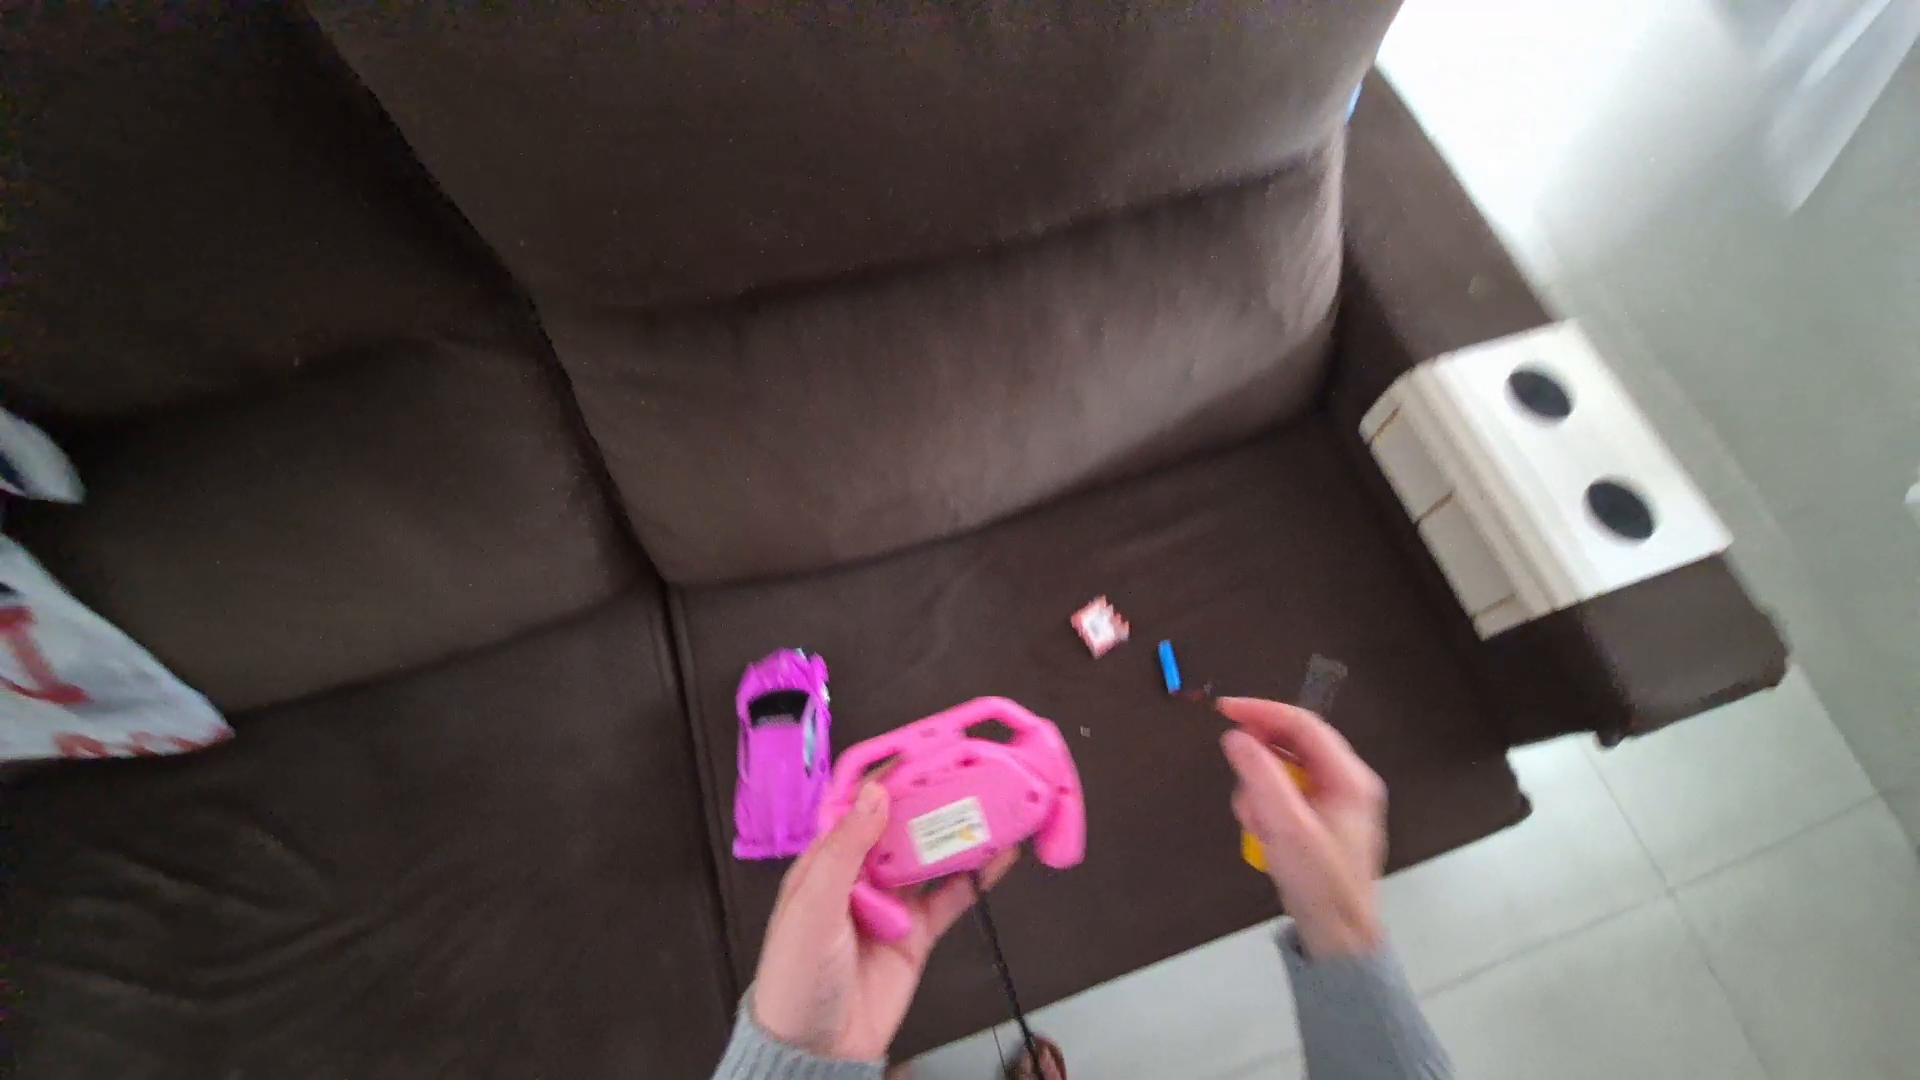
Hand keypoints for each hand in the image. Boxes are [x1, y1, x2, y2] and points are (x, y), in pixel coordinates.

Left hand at [752, 783, 1017, 1061]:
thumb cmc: (795, 977)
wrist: (818, 1052)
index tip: (924, 751)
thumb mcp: (813, 907)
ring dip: (959, 830)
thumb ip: (845, 849)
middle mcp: (863, 871)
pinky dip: (977, 876)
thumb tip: (875, 793)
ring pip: (932, 853)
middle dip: (934, 797)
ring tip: (992, 804)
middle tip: (969, 772)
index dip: (893, 777)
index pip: (863, 804)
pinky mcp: (919, 930)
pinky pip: (952, 895)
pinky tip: (998, 857)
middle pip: (905, 823)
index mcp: (830, 858)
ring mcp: (894, 900)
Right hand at [1218, 697, 1387, 958]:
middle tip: (1235, 769)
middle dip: (1259, 758)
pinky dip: (1264, 804)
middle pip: (1292, 742)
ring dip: (1259, 787)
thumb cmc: (1319, 880)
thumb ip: (1261, 776)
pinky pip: (1282, 791)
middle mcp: (1344, 780)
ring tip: (1257, 821)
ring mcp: (1332, 797)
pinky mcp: (1317, 815)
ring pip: (1281, 767)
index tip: (1224, 710)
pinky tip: (1263, 831)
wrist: (1339, 938)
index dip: (1262, 711)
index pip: (1302, 724)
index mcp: (1349, 777)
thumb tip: (1234, 736)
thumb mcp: (1287, 827)